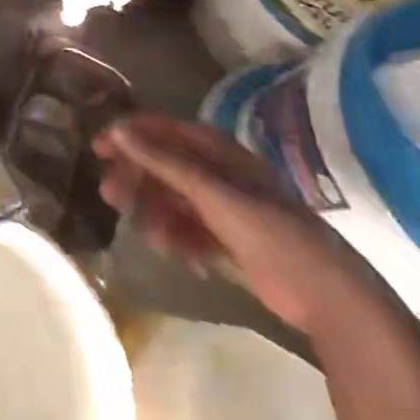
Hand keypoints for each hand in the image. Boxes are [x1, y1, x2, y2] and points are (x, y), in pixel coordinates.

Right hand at [94, 113, 391, 335]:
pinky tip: (186, 259)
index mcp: (215, 148)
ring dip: (157, 215)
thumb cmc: (267, 230)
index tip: (97, 149)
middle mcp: (215, 169)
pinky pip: (186, 227)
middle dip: (136, 178)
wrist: (322, 291)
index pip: (161, 128)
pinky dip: (179, 239)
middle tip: (111, 197)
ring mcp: (221, 202)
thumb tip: (118, 129)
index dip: (127, 134)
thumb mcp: (211, 192)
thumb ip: (163, 161)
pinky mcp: (225, 234)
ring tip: (158, 240)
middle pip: (160, 162)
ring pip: (170, 198)